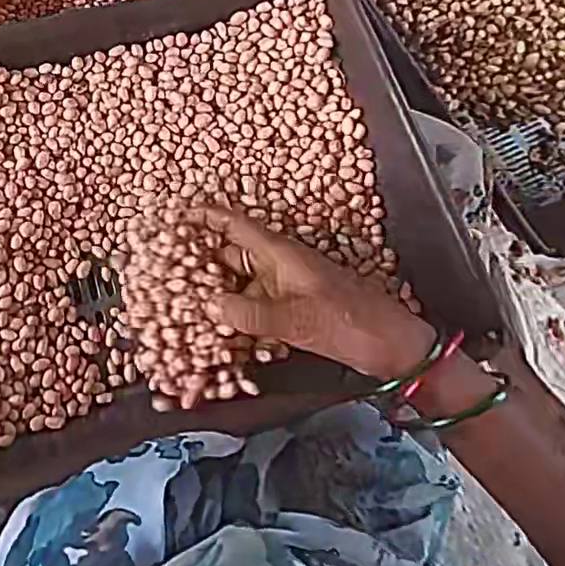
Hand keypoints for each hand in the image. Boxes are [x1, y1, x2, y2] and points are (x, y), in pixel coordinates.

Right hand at [193, 207, 435, 380]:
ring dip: (214, 292)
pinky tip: (217, 330)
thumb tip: (209, 305)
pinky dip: (233, 314)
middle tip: (167, 270)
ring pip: (237, 283)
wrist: (397, 349)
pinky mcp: (288, 309)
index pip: (235, 225)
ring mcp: (282, 287)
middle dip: (199, 261)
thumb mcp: (299, 321)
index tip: (176, 216)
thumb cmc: (353, 323)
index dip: (205, 217)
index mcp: (279, 254)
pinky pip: (251, 306)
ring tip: (183, 303)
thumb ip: (252, 314)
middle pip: (229, 255)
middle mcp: (276, 266)